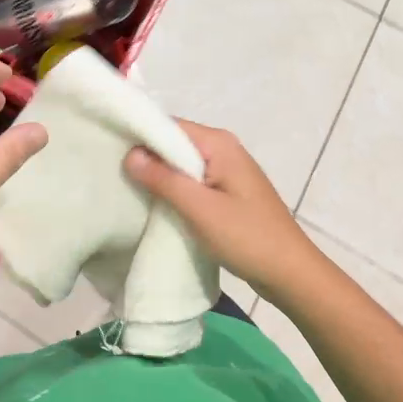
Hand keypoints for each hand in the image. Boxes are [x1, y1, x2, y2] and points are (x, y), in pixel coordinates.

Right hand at [124, 120, 316, 296]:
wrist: (293, 276)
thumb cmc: (247, 238)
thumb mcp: (200, 209)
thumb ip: (164, 179)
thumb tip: (130, 153)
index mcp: (219, 143)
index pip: (168, 125)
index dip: (139, 134)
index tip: (109, 147)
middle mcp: (224, 148)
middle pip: (174, 143)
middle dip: (147, 156)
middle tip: (114, 171)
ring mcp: (228, 170)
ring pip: (182, 164)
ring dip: (160, 175)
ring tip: (129, 187)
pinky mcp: (229, 192)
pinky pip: (193, 181)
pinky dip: (175, 189)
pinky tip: (158, 203)